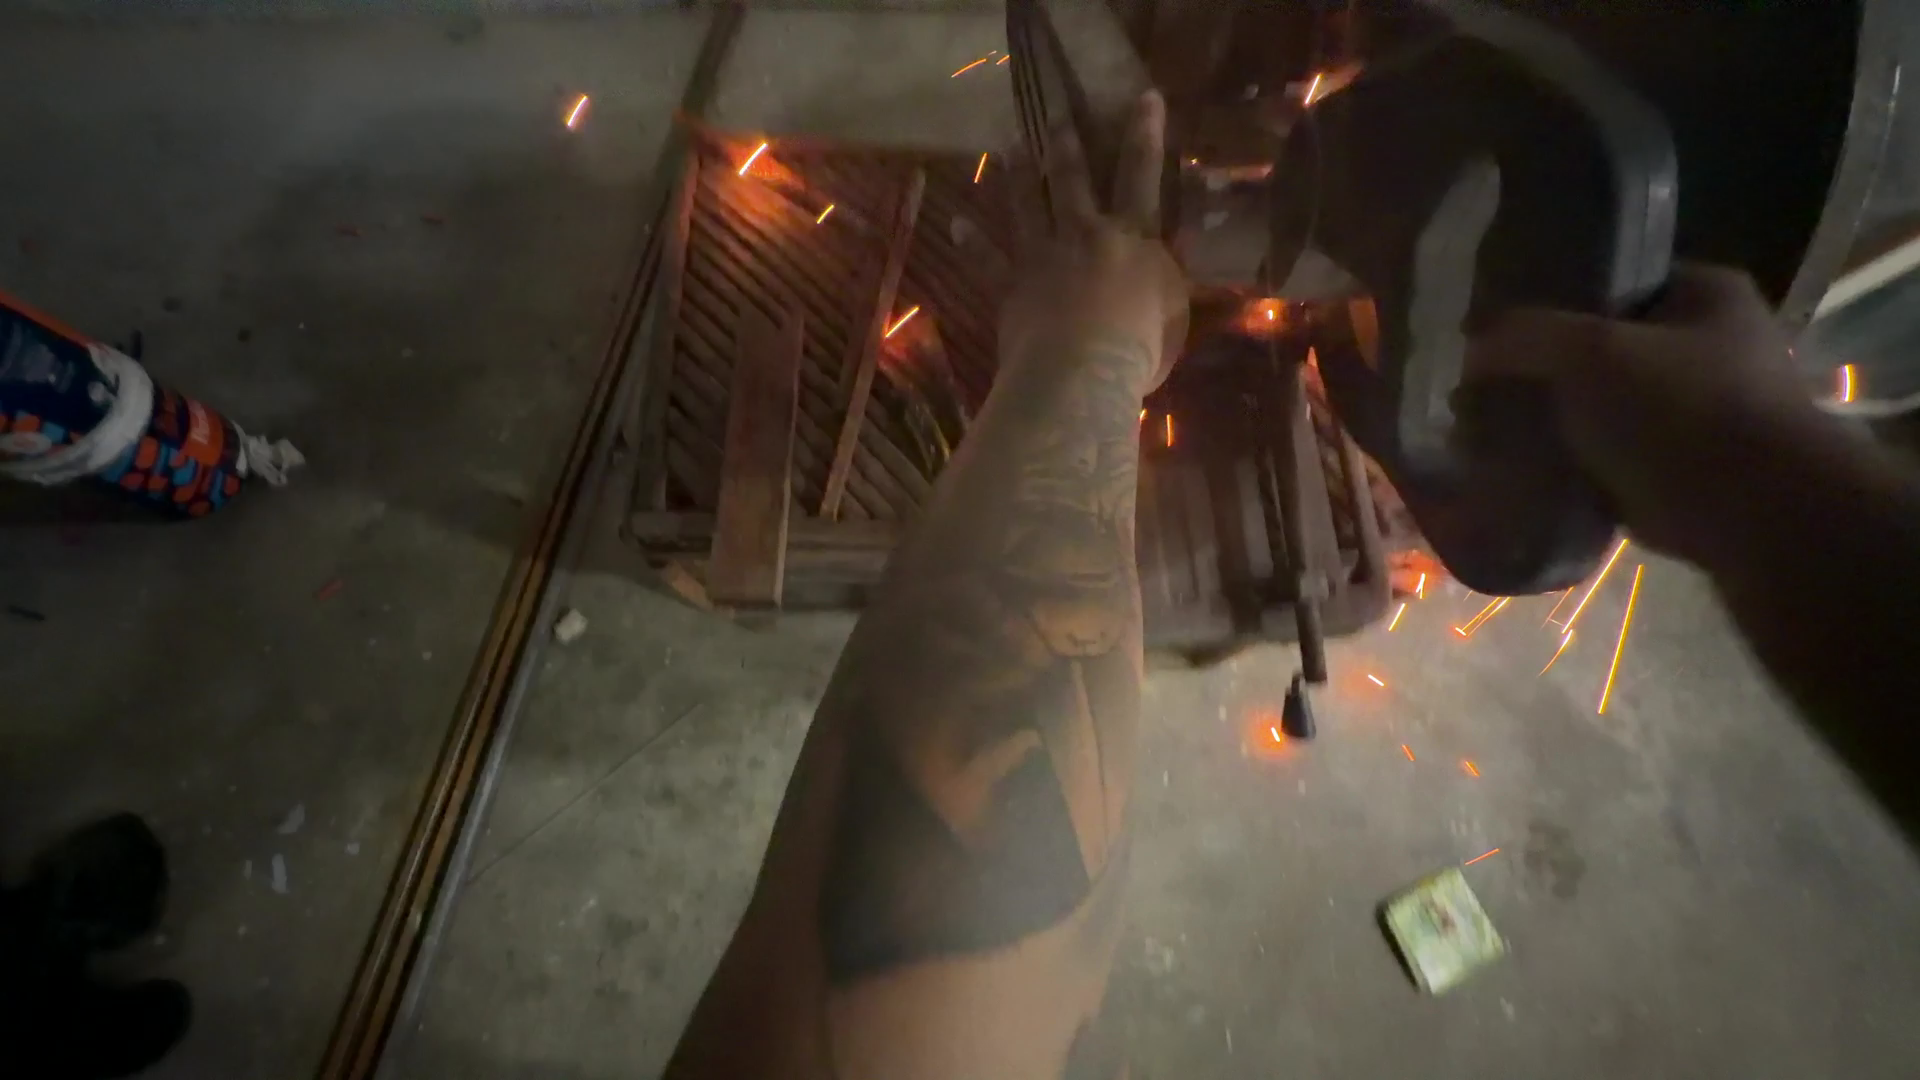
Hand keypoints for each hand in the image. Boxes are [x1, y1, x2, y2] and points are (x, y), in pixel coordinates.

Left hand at [998, 91, 1189, 393]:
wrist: (1080, 373)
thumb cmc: (1138, 350)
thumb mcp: (1173, 314)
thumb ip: (1170, 278)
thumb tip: (1176, 248)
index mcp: (1132, 238)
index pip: (1142, 176)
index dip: (1145, 135)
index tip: (1144, 98)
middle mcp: (1083, 234)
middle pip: (1073, 178)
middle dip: (1066, 141)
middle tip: (1054, 111)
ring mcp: (1042, 257)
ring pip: (1028, 205)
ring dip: (1019, 175)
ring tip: (1008, 148)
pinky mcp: (1011, 285)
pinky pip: (987, 260)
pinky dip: (972, 242)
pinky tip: (956, 224)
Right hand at [1465, 263, 1827, 561]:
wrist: (1744, 507)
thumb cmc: (1677, 408)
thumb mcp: (1591, 351)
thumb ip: (1523, 335)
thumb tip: (1472, 344)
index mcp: (1700, 296)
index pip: (1604, 283)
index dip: (1541, 302)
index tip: (1488, 329)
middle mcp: (1692, 345)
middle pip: (1582, 347)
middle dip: (1524, 370)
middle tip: (1470, 388)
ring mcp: (1673, 407)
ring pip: (1576, 402)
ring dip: (1527, 417)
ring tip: (1472, 429)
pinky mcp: (1651, 459)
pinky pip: (1580, 448)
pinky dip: (1543, 455)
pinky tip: (1500, 460)